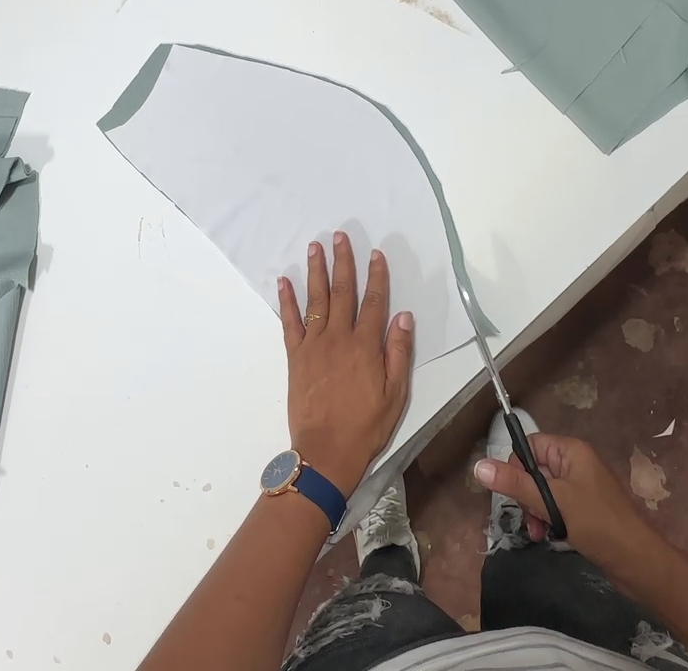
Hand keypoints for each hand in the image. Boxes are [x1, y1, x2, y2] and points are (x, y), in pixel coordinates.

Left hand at [278, 234, 414, 496]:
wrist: (326, 452)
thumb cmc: (366, 426)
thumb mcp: (396, 394)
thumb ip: (398, 353)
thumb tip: (403, 316)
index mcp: (365, 346)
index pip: (374, 301)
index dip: (376, 275)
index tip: (376, 253)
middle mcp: (338, 338)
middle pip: (342, 291)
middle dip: (342, 261)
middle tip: (340, 235)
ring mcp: (314, 345)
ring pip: (315, 299)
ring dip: (316, 271)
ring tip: (315, 246)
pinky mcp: (295, 357)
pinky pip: (290, 322)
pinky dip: (287, 300)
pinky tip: (284, 281)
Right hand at [473, 432, 655, 562]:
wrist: (639, 563)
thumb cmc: (598, 524)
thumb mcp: (553, 502)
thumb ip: (515, 484)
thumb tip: (478, 466)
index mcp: (571, 451)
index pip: (530, 445)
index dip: (516, 466)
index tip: (514, 492)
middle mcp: (576, 463)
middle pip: (534, 469)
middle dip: (526, 495)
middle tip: (530, 516)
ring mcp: (581, 487)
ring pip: (543, 491)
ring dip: (535, 511)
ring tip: (539, 532)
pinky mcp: (585, 509)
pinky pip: (556, 506)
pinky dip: (549, 520)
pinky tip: (549, 537)